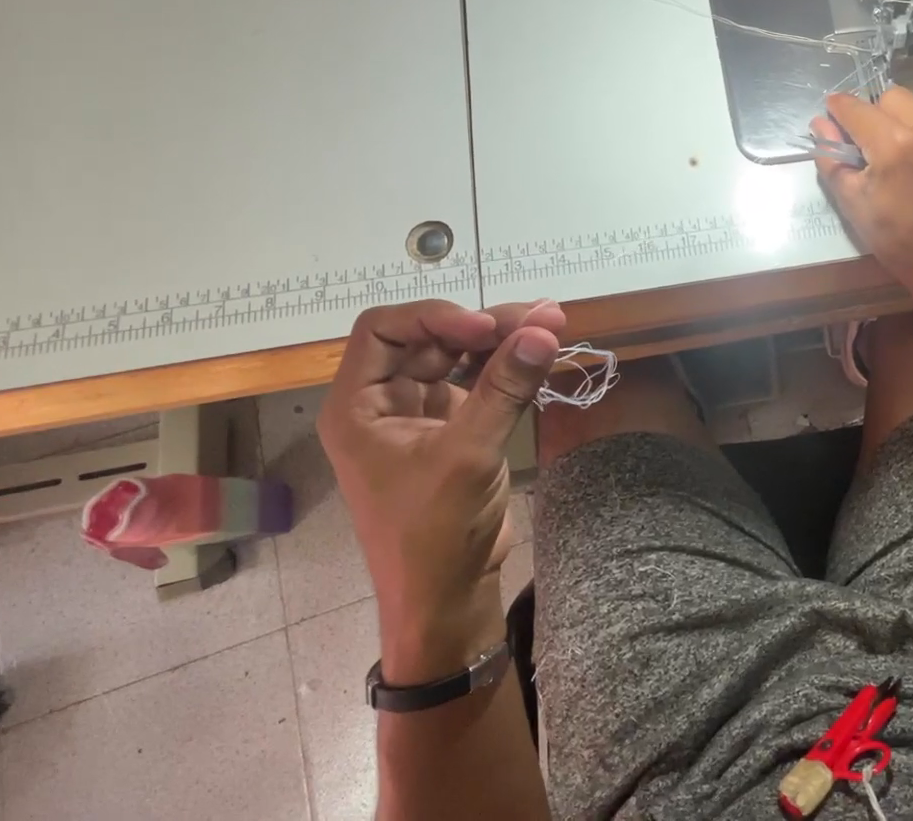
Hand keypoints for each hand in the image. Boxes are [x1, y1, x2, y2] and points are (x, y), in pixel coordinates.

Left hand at [316, 299, 564, 682]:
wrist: (446, 597)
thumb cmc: (433, 532)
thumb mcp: (468, 455)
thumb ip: (505, 389)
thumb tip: (544, 331)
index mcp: (359, 405)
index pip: (383, 330)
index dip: (434, 318)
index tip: (486, 329)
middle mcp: (386, 402)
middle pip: (431, 340)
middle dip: (485, 325)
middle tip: (543, 315)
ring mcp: (423, 415)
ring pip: (460, 358)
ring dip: (504, 341)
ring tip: (554, 324)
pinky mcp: (456, 430)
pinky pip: (481, 384)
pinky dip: (509, 368)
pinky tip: (541, 355)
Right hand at [811, 87, 912, 321]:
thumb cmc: (903, 246)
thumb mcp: (856, 208)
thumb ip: (833, 160)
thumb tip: (821, 125)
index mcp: (896, 144)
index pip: (855, 107)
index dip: (839, 112)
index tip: (835, 119)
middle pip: (893, 99)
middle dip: (879, 118)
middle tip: (878, 151)